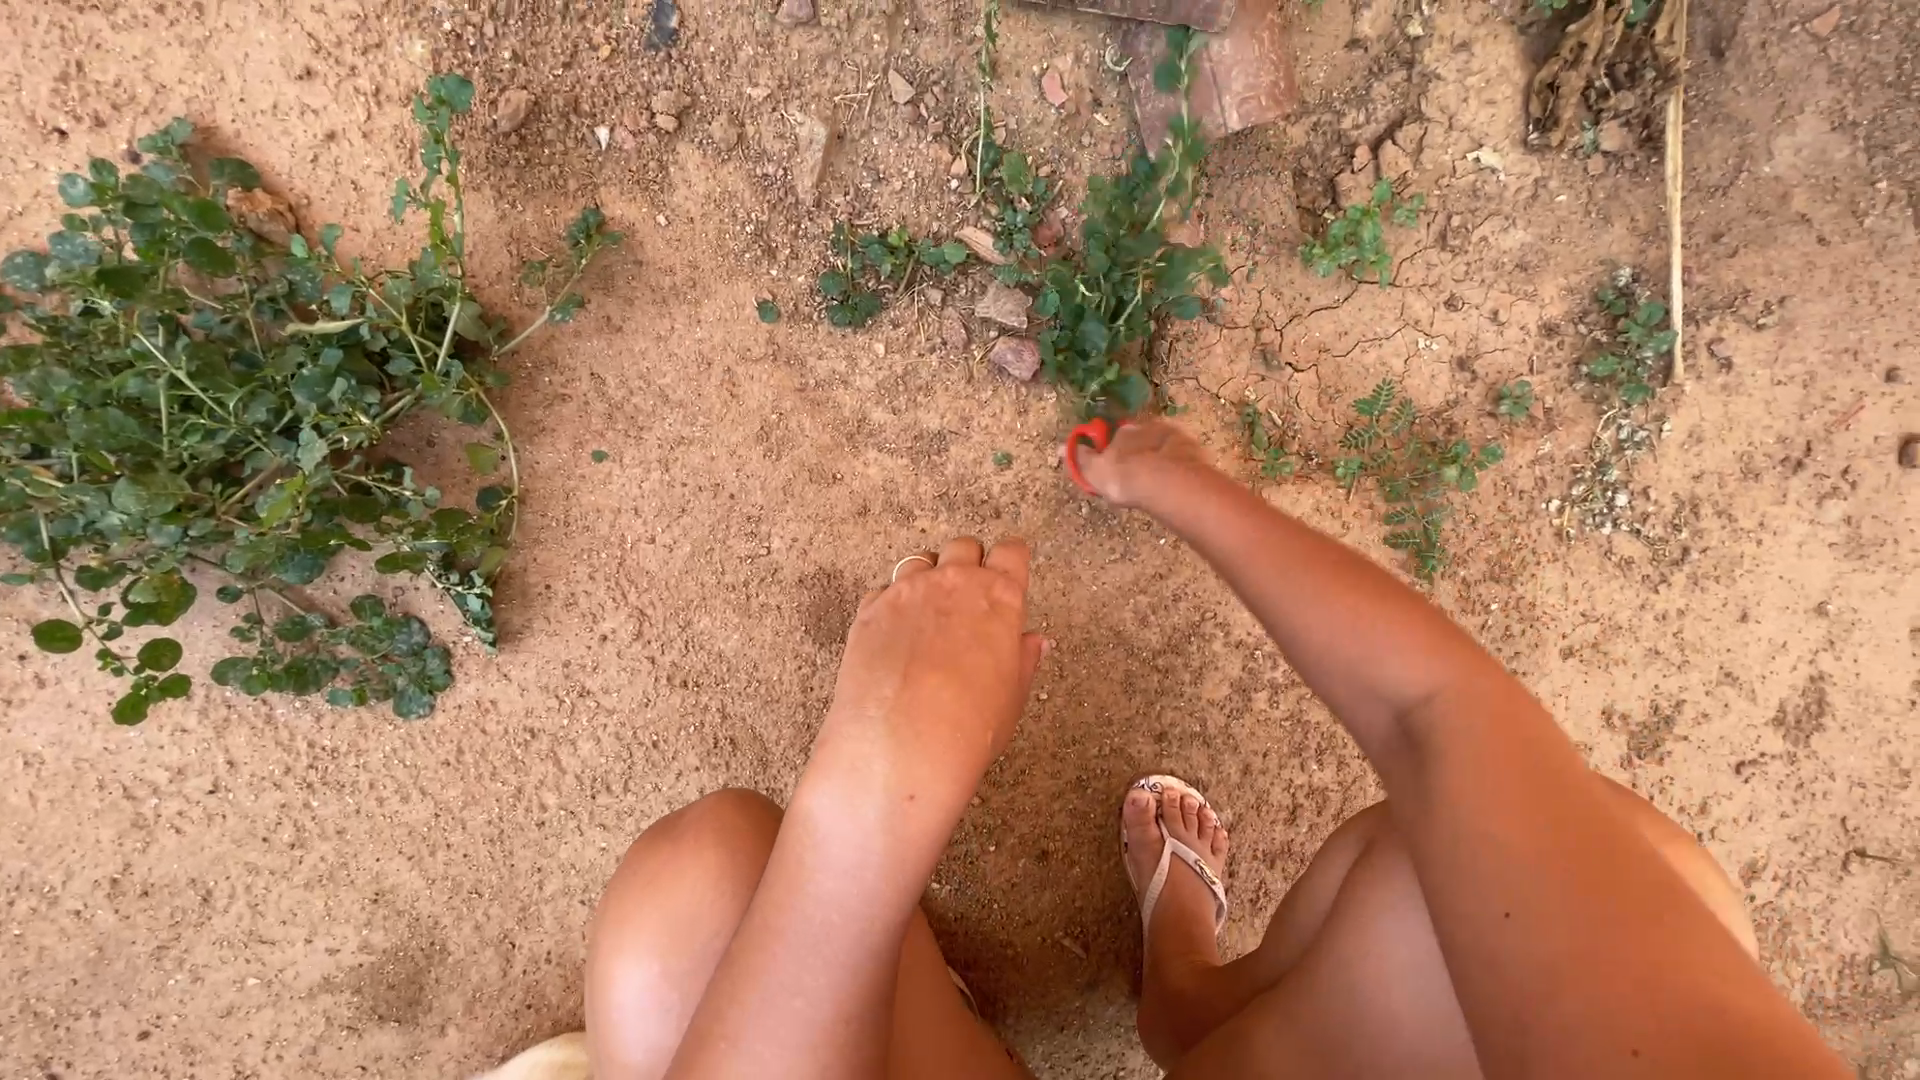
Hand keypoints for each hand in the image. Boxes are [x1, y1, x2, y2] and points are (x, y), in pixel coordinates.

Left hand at [808, 537, 1045, 815]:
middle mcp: (953, 582)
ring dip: (928, 578)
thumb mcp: (1011, 696)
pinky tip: (896, 633)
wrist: (900, 744)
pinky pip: (884, 590)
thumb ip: (1023, 659)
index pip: (1011, 552)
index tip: (1010, 565)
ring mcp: (907, 591)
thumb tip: (1033, 642)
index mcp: (998, 597)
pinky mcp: (871, 608)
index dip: (1011, 558)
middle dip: (968, 563)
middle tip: (969, 593)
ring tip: (928, 612)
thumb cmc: (967, 725)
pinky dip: (892, 602)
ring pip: (920, 562)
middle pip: (963, 547)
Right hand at [1071, 418, 1214, 507]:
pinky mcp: (1194, 447)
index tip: (1119, 467)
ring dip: (1162, 457)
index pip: (1117, 436)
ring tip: (1162, 481)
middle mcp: (1147, 426)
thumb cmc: (1125, 477)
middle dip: (1142, 452)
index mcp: (1122, 431)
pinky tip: (1178, 480)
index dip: (1117, 451)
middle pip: (1143, 438)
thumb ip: (1080, 459)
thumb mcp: (1094, 472)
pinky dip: (1180, 464)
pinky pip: (1184, 454)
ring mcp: (1173, 435)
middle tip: (1142, 476)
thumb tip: (1060, 448)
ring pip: (1164, 445)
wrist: (1165, 481)